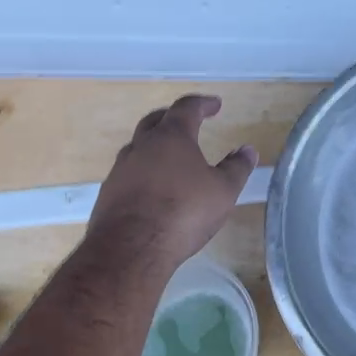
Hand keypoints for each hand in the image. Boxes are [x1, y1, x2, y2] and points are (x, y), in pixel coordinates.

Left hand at [84, 95, 257, 268]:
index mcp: (171, 137)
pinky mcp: (107, 197)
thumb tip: (247, 150)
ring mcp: (120, 171)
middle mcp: (141, 147)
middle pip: (154, 121)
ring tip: (171, 160)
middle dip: (172, 118)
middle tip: (188, 123)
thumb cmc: (183, 212)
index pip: (186, 108)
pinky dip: (143, 174)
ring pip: (137, 149)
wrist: (129, 252)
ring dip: (154, 148)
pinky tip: (153, 191)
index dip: (202, 104)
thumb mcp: (223, 190)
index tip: (216, 105)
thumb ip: (236, 168)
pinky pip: (128, 175)